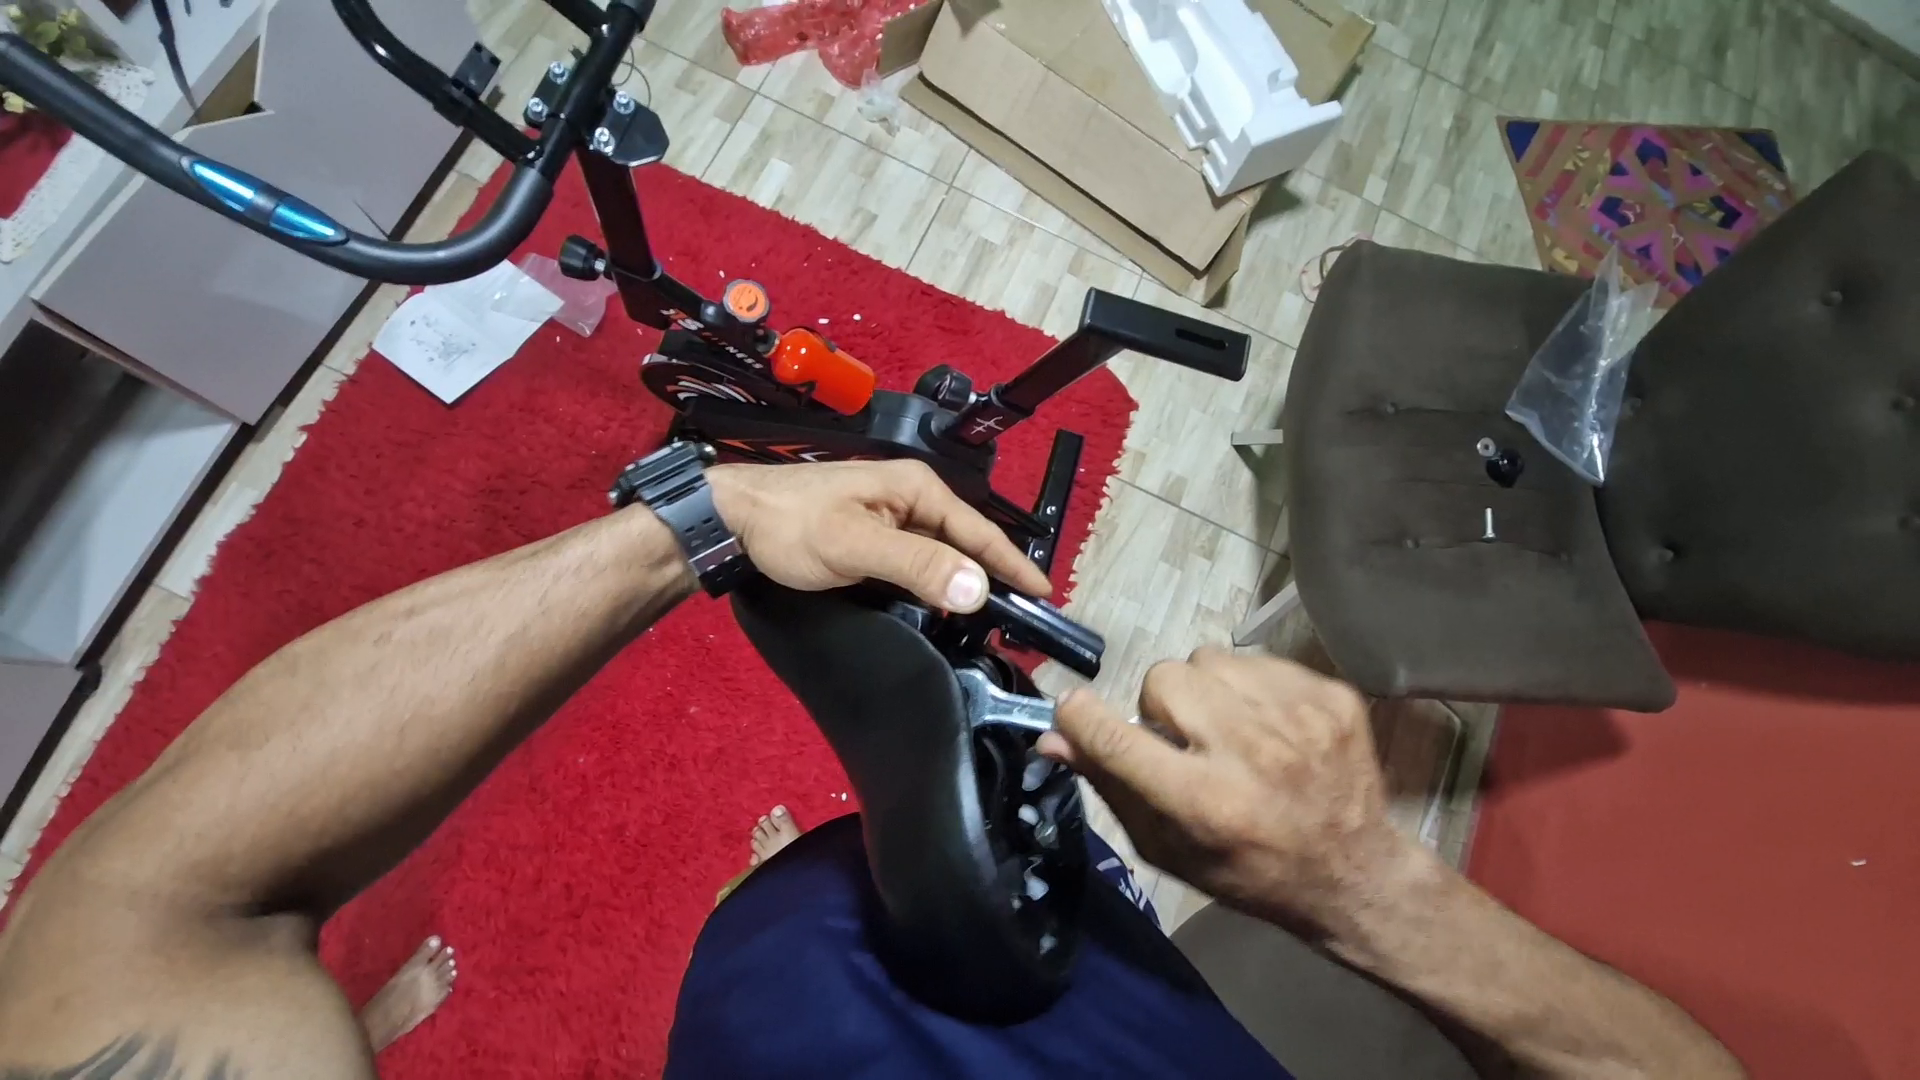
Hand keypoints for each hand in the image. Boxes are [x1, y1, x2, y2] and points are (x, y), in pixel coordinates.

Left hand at [706, 460, 1050, 611]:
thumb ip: (916, 565)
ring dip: (966, 582)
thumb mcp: (854, 545)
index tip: (1045, 595)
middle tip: (1022, 618)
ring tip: (994, 617)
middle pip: (965, 542)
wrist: (734, 517)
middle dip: (994, 576)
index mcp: (916, 488)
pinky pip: (920, 560)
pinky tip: (944, 604)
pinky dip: (937, 582)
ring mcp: (892, 515)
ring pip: (943, 554)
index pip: (979, 531)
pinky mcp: (876, 534)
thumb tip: (977, 590)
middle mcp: (912, 497)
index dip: (1013, 565)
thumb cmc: (792, 525)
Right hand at [1037, 648, 1421, 932]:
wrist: (1355, 873)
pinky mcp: (1333, 697)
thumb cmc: (1244, 868)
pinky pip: (1258, 661)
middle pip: (1165, 677)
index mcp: (1205, 802)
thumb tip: (1052, 736)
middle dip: (1162, 705)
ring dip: (1206, 690)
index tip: (1073, 709)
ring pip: (1210, 659)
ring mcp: (1299, 717)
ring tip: (1230, 728)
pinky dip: (1251, 687)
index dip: (1082, 717)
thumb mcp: (1166, 846)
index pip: (1118, 737)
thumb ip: (1109, 784)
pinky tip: (1269, 725)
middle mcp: (1252, 752)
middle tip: (1185, 738)